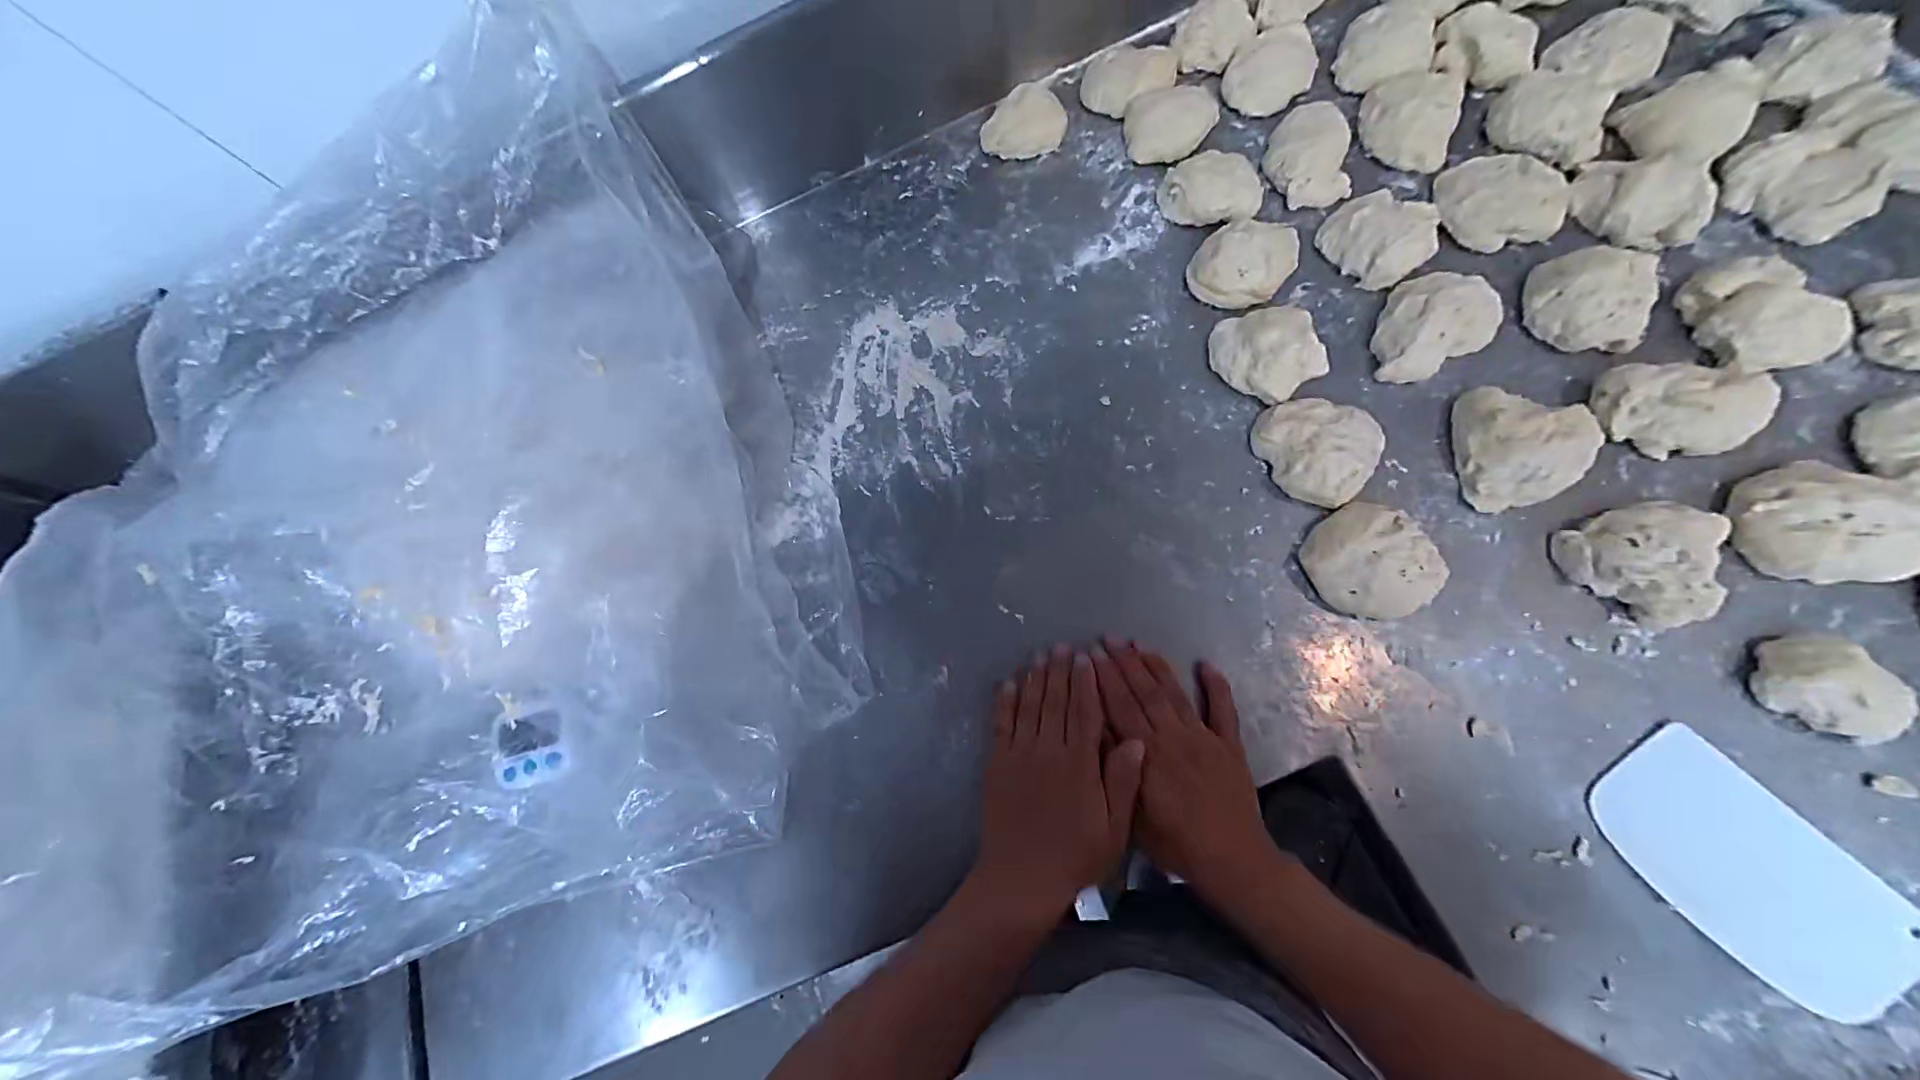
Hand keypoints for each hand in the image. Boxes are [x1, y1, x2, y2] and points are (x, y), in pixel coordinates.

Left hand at [969, 645, 1145, 923]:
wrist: (1021, 879)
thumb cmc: (1075, 857)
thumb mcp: (1113, 828)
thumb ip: (1122, 781)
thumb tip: (1137, 739)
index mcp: (1079, 764)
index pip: (1084, 712)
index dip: (1087, 682)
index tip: (1088, 657)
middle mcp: (1048, 751)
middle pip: (1055, 702)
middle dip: (1060, 670)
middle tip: (1063, 645)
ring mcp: (1019, 755)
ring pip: (1029, 707)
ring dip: (1035, 678)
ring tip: (1040, 654)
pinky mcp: (997, 764)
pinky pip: (1002, 725)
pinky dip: (1006, 701)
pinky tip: (1009, 684)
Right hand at [1089, 639, 1279, 905]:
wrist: (1232, 861)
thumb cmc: (1176, 845)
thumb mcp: (1133, 815)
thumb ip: (1118, 770)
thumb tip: (1100, 731)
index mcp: (1148, 755)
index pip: (1119, 708)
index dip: (1103, 680)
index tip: (1089, 656)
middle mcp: (1173, 738)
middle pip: (1143, 693)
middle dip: (1123, 663)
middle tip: (1107, 638)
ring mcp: (1204, 739)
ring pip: (1174, 694)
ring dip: (1155, 666)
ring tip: (1138, 643)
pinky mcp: (1229, 746)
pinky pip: (1223, 710)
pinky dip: (1216, 686)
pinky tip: (1206, 665)